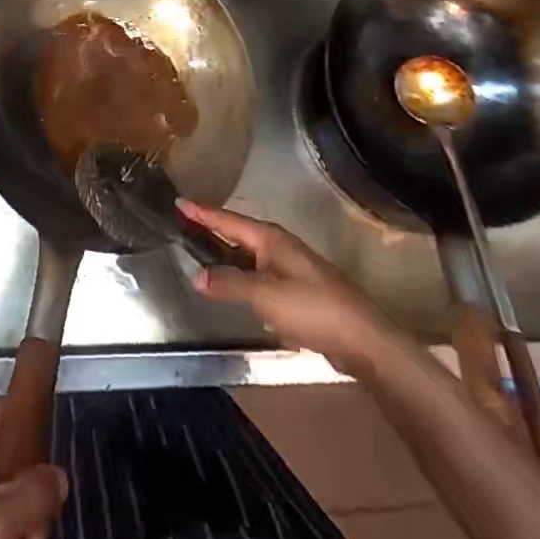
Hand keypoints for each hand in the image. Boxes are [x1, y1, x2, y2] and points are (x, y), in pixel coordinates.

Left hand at [0, 401, 66, 538]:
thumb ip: (35, 488)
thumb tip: (58, 477)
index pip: (6, 409)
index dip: (32, 411)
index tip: (56, 429)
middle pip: (23, 457)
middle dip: (38, 484)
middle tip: (39, 510)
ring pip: (25, 495)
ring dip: (34, 517)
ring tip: (28, 538)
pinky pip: (18, 522)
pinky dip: (25, 534)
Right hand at [179, 200, 404, 373]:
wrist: (359, 337)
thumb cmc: (312, 308)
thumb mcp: (266, 295)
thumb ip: (230, 284)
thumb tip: (196, 275)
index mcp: (272, 240)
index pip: (230, 221)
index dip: (204, 212)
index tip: (180, 201)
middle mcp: (280, 248)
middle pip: (239, 234)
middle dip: (213, 228)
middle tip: (184, 224)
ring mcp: (289, 269)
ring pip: (249, 256)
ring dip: (226, 253)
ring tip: (200, 252)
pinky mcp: (295, 290)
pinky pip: (258, 276)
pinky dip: (240, 276)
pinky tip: (232, 289)